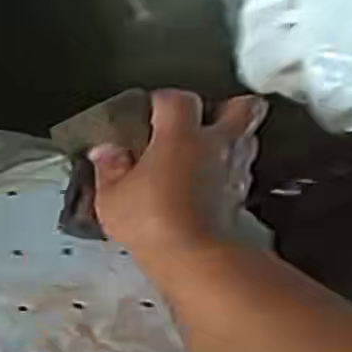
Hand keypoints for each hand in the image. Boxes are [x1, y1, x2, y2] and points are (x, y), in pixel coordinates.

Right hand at [90, 90, 267, 264]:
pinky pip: (239, 166)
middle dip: (221, 108)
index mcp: (181, 136)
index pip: (177, 100)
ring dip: (226, 138)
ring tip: (197, 152)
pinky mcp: (241, 190)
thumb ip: (109, 167)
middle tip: (195, 121)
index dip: (161, 100)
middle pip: (240, 105)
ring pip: (246, 135)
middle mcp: (217, 143)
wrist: (190, 252)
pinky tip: (201, 180)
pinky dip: (223, 168)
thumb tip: (106, 151)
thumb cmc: (148, 218)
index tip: (147, 107)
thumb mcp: (111, 194)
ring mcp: (235, 166)